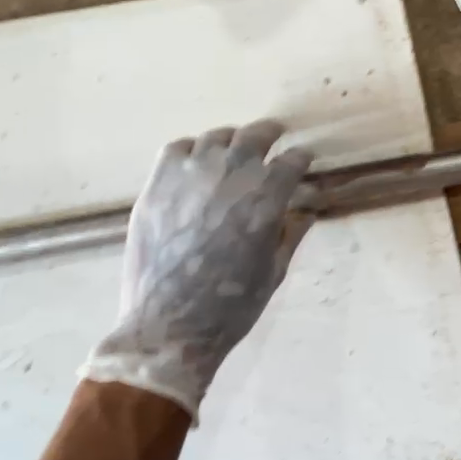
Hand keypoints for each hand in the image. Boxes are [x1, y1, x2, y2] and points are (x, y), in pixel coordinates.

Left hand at [80, 121, 313, 416]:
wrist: (170, 325)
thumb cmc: (234, 306)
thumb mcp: (274, 270)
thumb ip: (291, 232)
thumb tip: (305, 209)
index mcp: (267, 201)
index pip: (292, 162)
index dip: (302, 160)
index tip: (305, 162)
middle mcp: (230, 178)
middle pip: (254, 137)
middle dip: (270, 135)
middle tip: (276, 136)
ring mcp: (188, 177)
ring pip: (215, 138)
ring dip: (232, 140)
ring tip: (236, 147)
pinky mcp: (155, 186)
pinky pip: (176, 149)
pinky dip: (193, 149)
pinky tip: (197, 161)